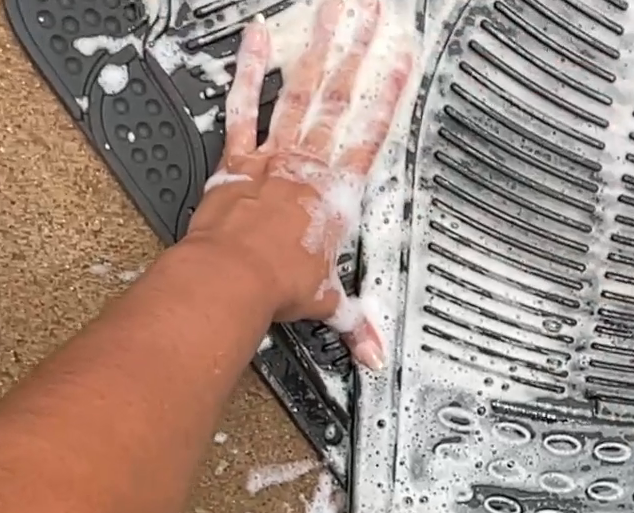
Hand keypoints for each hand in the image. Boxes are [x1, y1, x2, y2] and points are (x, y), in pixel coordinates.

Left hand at [176, 0, 413, 368]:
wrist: (232, 280)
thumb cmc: (278, 287)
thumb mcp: (328, 305)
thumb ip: (355, 325)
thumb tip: (375, 358)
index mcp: (337, 196)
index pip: (371, 135)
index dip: (388, 93)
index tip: (401, 55)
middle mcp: (309, 167)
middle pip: (340, 100)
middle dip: (358, 52)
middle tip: (371, 11)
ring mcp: (273, 158)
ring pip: (300, 92)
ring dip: (318, 48)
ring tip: (333, 11)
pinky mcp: (238, 161)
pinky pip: (243, 108)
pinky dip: (248, 72)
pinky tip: (257, 35)